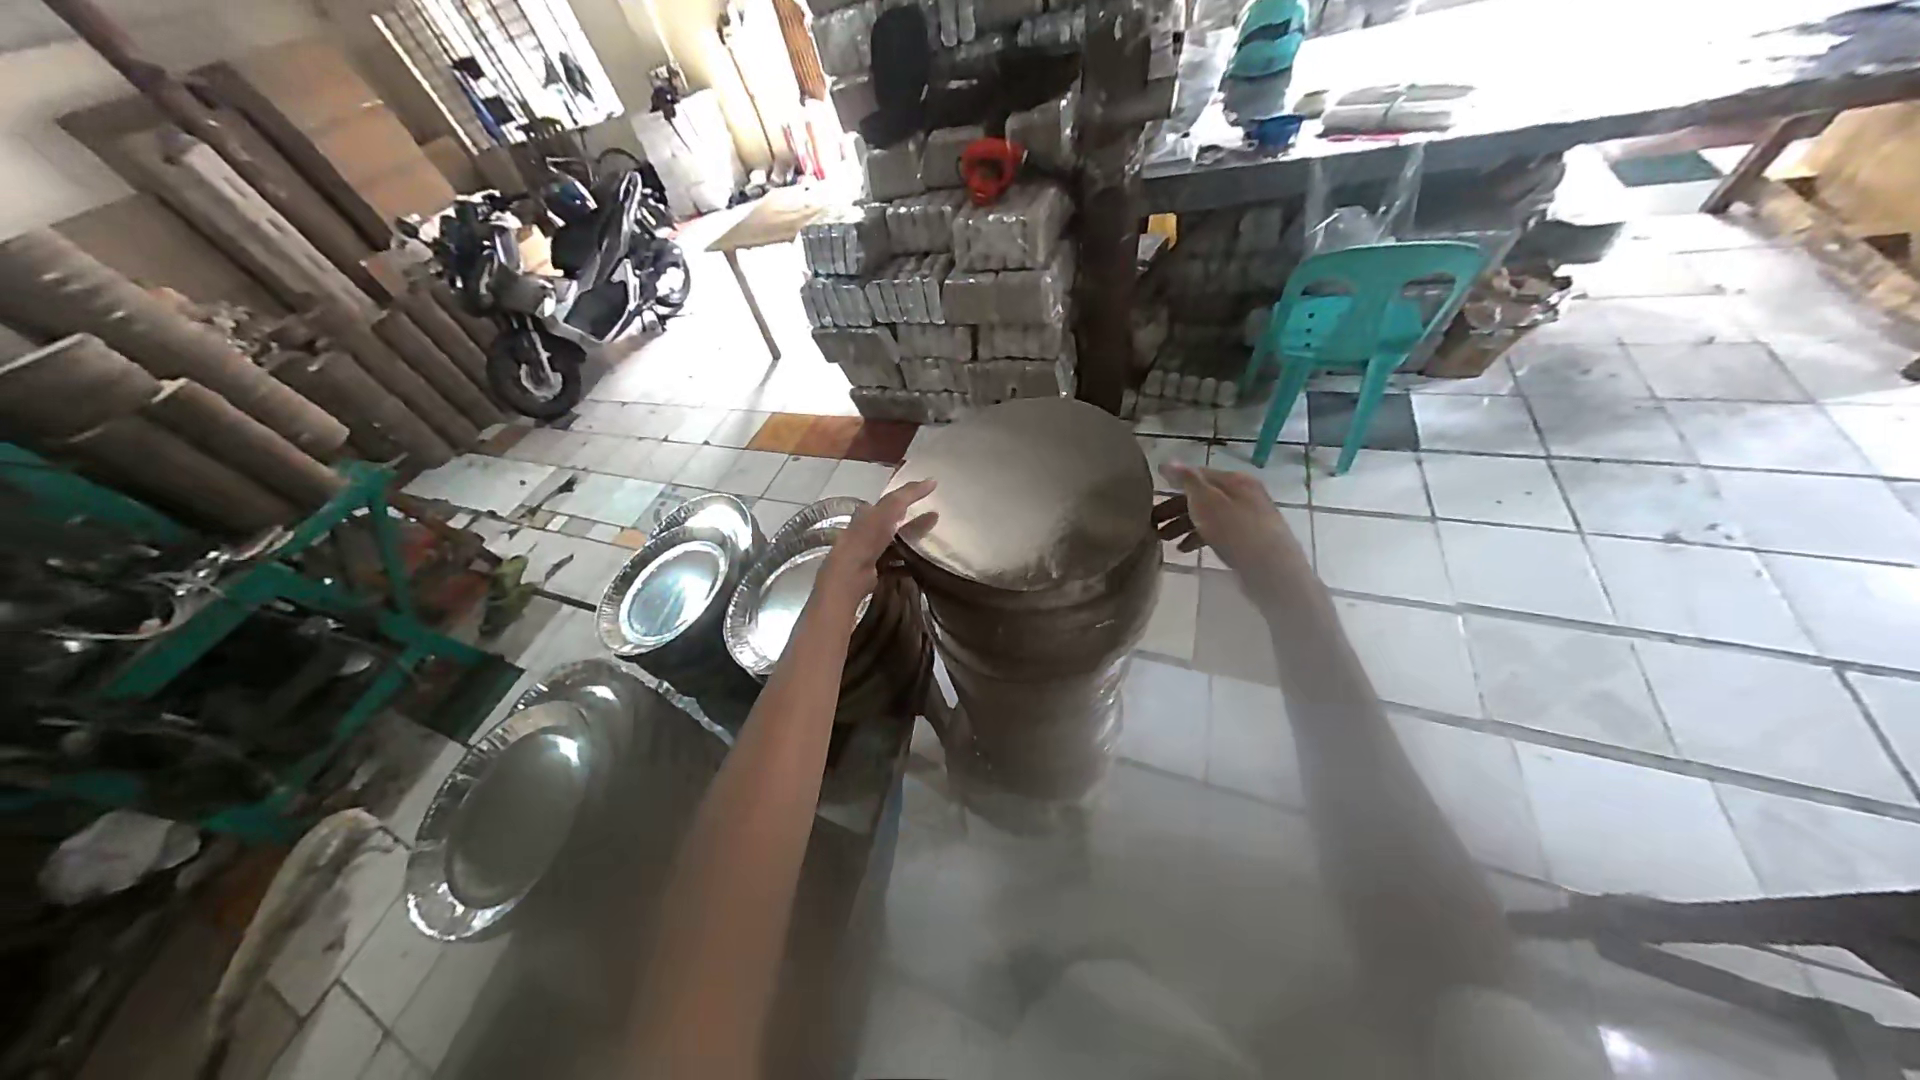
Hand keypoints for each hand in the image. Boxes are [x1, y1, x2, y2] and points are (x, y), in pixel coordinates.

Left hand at [819, 479, 937, 602]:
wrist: (852, 574)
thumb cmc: (868, 537)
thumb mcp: (888, 509)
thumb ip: (907, 495)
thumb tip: (931, 480)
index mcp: (867, 514)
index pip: (890, 502)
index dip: (908, 496)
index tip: (928, 493)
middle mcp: (866, 532)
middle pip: (893, 524)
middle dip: (912, 520)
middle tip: (935, 516)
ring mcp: (871, 553)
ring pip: (896, 544)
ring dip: (912, 542)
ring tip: (933, 541)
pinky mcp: (876, 572)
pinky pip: (896, 565)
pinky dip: (908, 564)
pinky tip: (921, 565)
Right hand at [1154, 464, 1307, 607]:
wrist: (1270, 568)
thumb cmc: (1235, 530)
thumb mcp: (1206, 500)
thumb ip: (1186, 480)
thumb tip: (1167, 463)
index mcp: (1234, 480)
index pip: (1197, 474)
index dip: (1173, 483)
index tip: (1151, 496)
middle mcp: (1243, 494)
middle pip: (1201, 497)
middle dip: (1174, 509)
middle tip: (1151, 523)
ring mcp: (1247, 518)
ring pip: (1208, 516)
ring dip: (1183, 525)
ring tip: (1163, 540)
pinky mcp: (1248, 540)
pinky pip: (1216, 533)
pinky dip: (1198, 538)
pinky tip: (1185, 550)